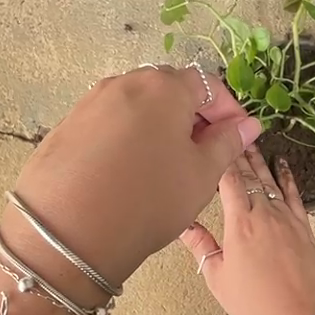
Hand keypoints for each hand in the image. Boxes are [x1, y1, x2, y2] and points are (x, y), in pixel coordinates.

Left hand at [11, 64, 260, 289]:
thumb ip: (226, 143)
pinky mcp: (67, 126)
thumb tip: (246, 124)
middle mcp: (126, 83)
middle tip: (204, 155)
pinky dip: (128, 140)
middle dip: (193, 116)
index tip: (238, 137)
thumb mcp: (201, 174)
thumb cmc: (149, 199)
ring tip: (167, 167)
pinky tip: (130, 174)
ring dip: (159, 128)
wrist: (70, 231)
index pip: (208, 84)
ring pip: (138, 107)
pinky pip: (110, 124)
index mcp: (165, 86)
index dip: (229, 110)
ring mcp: (91, 102)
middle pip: (170, 90)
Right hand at [179, 147, 314, 314]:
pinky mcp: (303, 228)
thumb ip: (199, 244)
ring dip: (260, 160)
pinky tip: (282, 165)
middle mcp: (264, 214)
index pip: (228, 180)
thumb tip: (180, 222)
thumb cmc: (252, 303)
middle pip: (249, 175)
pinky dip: (287, 178)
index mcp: (239, 223)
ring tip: (251, 141)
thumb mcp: (216, 275)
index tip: (213, 140)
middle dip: (239, 153)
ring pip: (270, 181)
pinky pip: (294, 195)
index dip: (220, 158)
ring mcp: (286, 219)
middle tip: (230, 131)